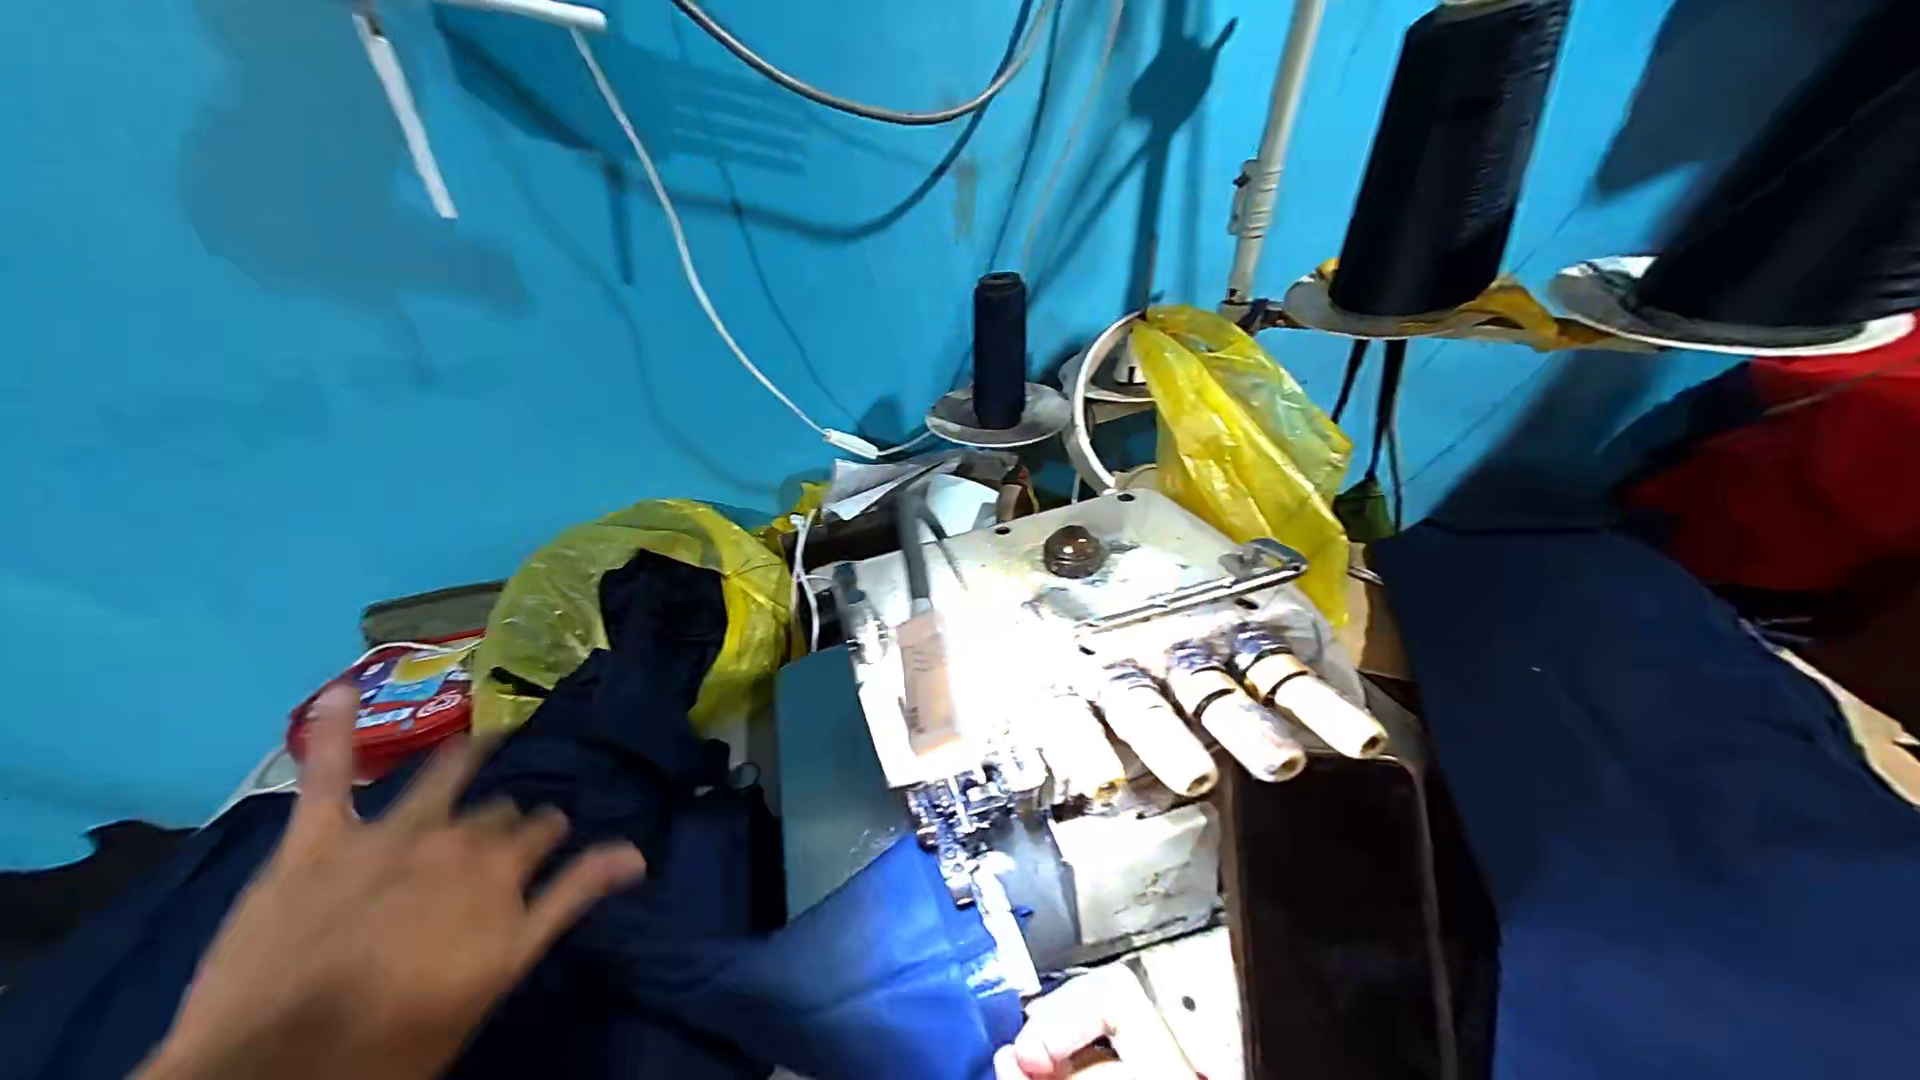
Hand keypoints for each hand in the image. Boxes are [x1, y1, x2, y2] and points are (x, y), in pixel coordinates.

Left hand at [140, 683, 648, 1079]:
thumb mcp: (505, 967)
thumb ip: (570, 897)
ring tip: (481, 740)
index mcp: (501, 865)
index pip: (543, 829)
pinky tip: (340, 691)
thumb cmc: (403, 1027)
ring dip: (465, 756)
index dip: (545, 837)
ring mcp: (388, 833)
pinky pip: (328, 776)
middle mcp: (455, 835)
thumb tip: (638, 853)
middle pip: (494, 812)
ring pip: (441, 777)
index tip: (543, 850)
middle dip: (502, 820)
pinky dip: (334, 730)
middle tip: (492, 843)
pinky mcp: (318, 842)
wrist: (274, 1072)